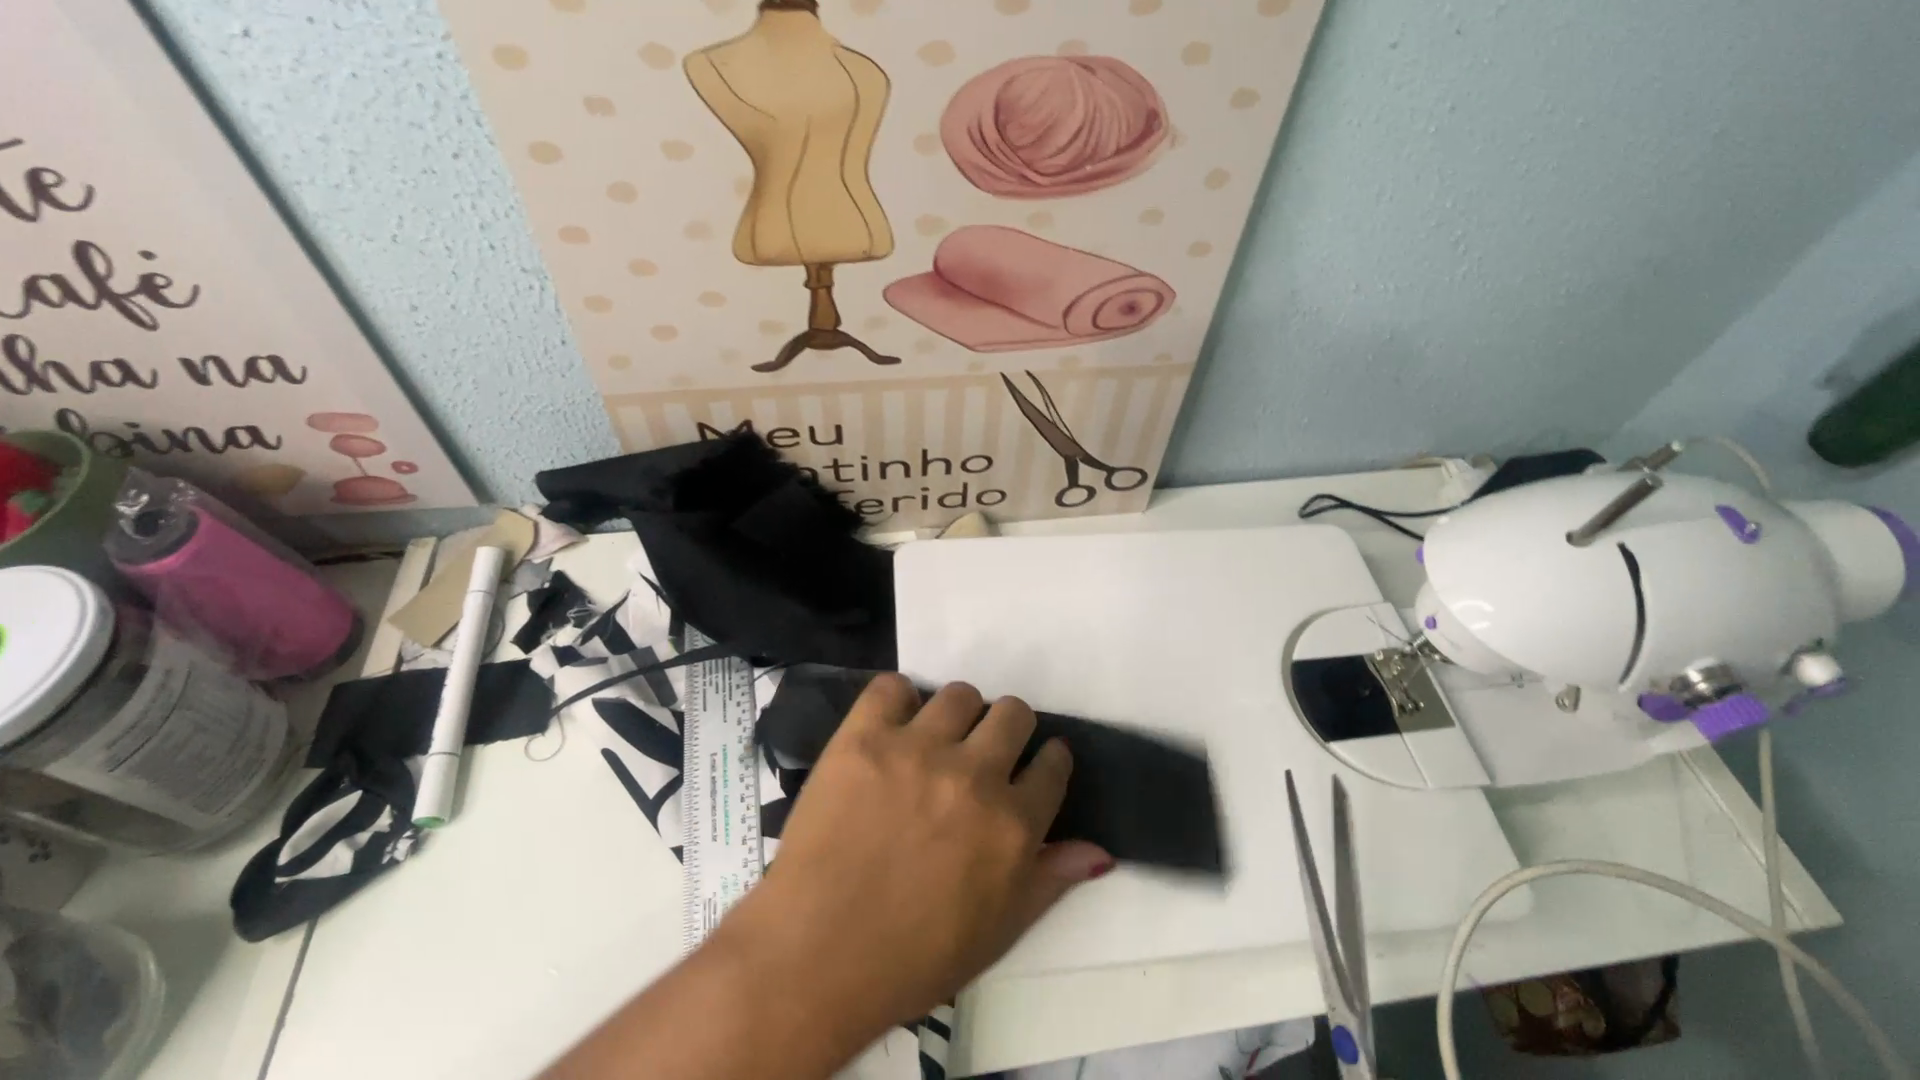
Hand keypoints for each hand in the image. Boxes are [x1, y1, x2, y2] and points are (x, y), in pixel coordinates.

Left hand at [718, 675, 1110, 1032]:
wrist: (816, 955)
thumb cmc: (913, 958)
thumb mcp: (998, 932)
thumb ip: (1049, 881)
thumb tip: (1098, 850)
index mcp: (1014, 826)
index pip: (1054, 765)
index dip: (1047, 763)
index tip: (1034, 768)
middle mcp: (974, 776)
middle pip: (1013, 714)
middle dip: (1008, 730)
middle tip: (983, 755)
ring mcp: (916, 750)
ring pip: (959, 694)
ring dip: (957, 715)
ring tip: (934, 743)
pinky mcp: (862, 738)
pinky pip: (892, 687)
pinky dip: (896, 702)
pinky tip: (890, 729)